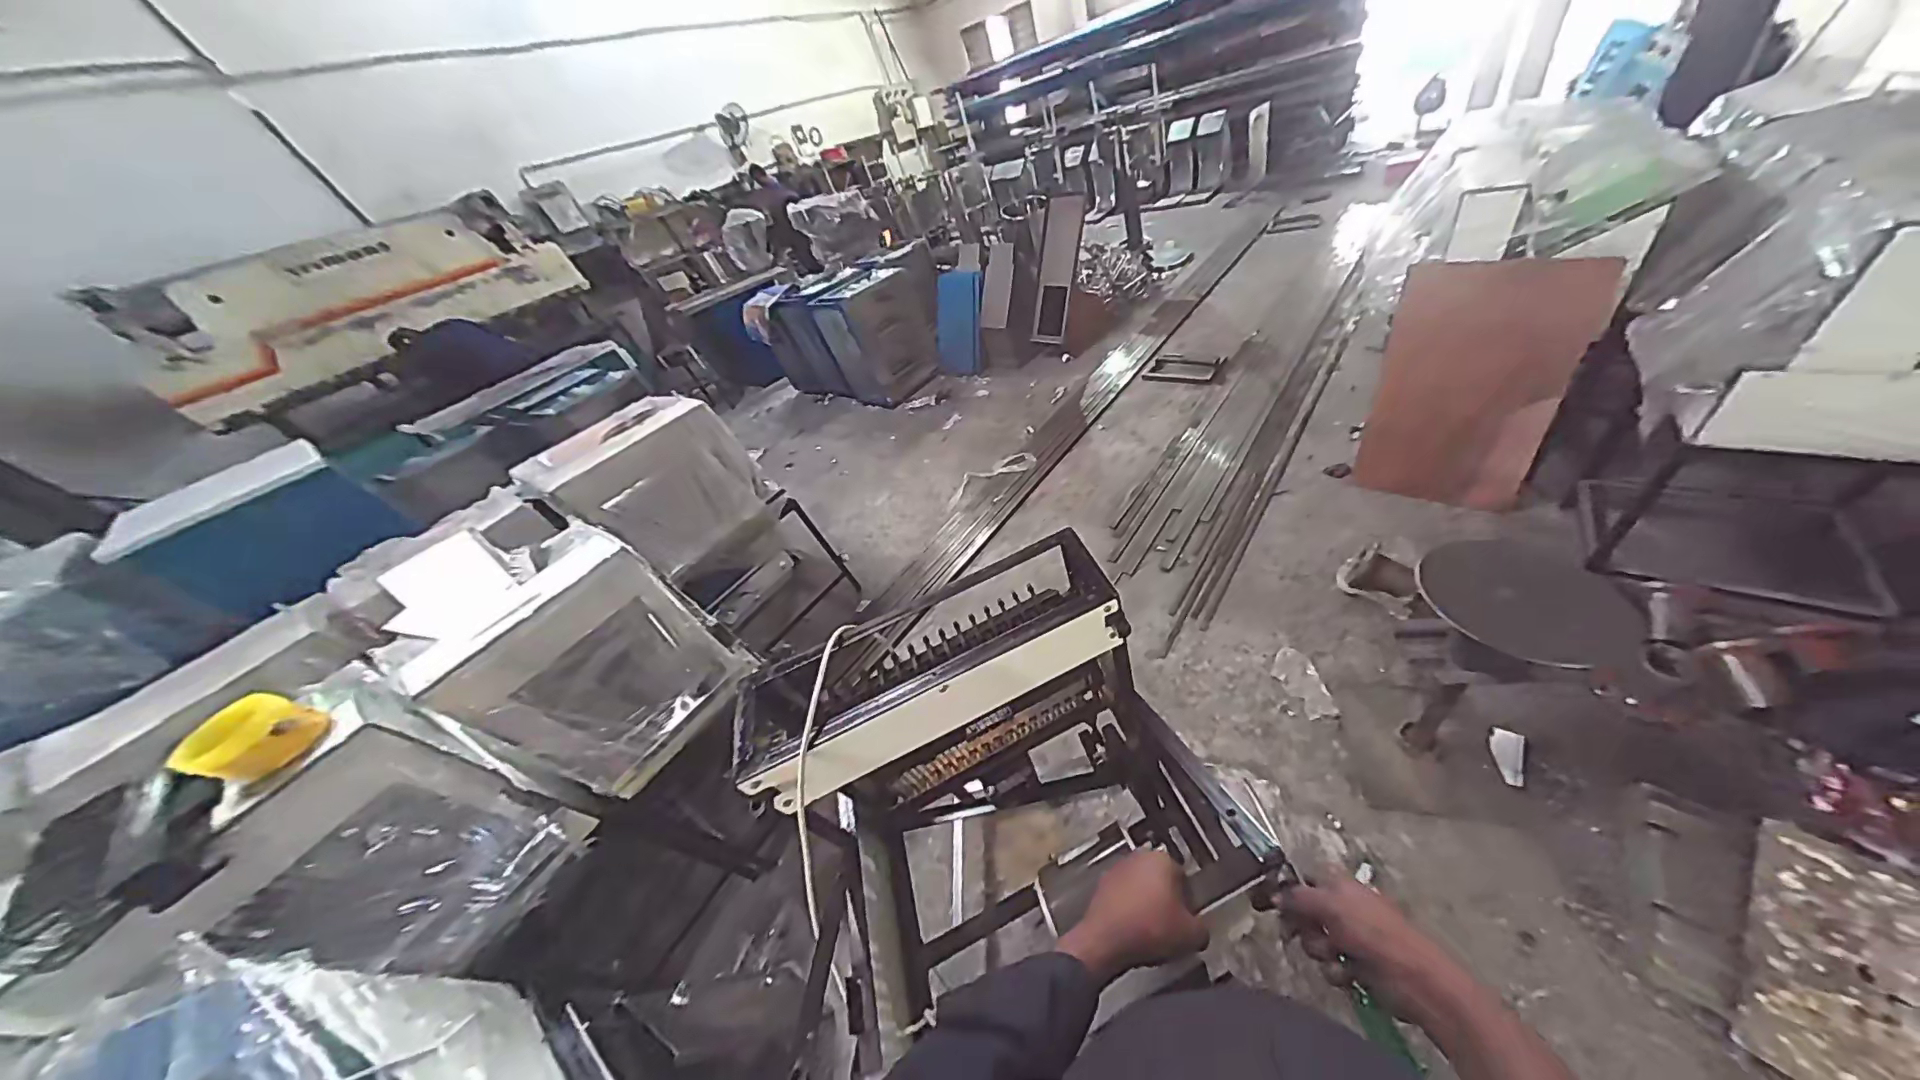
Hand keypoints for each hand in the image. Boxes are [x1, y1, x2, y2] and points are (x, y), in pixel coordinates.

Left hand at [1056, 848, 1208, 982]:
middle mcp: (1138, 856)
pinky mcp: (1101, 883)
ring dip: (1147, 904)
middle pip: (1161, 881)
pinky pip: (1123, 896)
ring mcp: (1117, 868)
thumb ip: (1202, 929)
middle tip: (1170, 928)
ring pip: (1141, 888)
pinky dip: (1129, 909)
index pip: (1184, 880)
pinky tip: (1131, 929)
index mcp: (1162, 859)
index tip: (1186, 923)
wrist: (1105, 938)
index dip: (1189, 904)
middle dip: (1166, 902)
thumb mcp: (1191, 936)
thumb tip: (1198, 928)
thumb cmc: (1152, 928)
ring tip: (1150, 932)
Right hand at [1280, 874, 1467, 1023]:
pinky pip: (1328, 965)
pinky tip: (1349, 974)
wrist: (1414, 979)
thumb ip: (1296, 897)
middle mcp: (1341, 906)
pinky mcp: (1353, 964)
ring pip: (1312, 940)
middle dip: (1302, 927)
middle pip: (1302, 911)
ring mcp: (1348, 936)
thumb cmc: (1373, 933)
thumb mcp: (1330, 906)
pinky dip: (1335, 970)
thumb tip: (1272, 894)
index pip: (1301, 879)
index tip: (1273, 905)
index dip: (1286, 892)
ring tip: (1337, 957)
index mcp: (1337, 883)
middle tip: (1306, 933)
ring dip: (1320, 951)